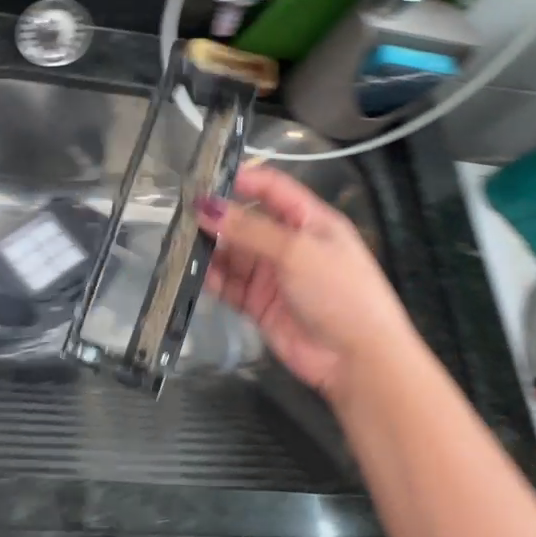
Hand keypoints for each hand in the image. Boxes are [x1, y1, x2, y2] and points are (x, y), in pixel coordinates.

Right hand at [196, 164, 418, 401]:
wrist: (356, 359)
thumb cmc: (339, 293)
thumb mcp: (297, 251)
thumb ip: (248, 229)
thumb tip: (205, 207)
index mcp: (309, 221)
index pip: (272, 188)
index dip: (241, 179)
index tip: (204, 177)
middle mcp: (288, 243)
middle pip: (245, 221)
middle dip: (215, 217)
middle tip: (179, 213)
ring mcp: (271, 274)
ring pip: (231, 253)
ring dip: (208, 248)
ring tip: (179, 242)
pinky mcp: (257, 303)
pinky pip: (227, 283)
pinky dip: (209, 278)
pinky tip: (188, 271)